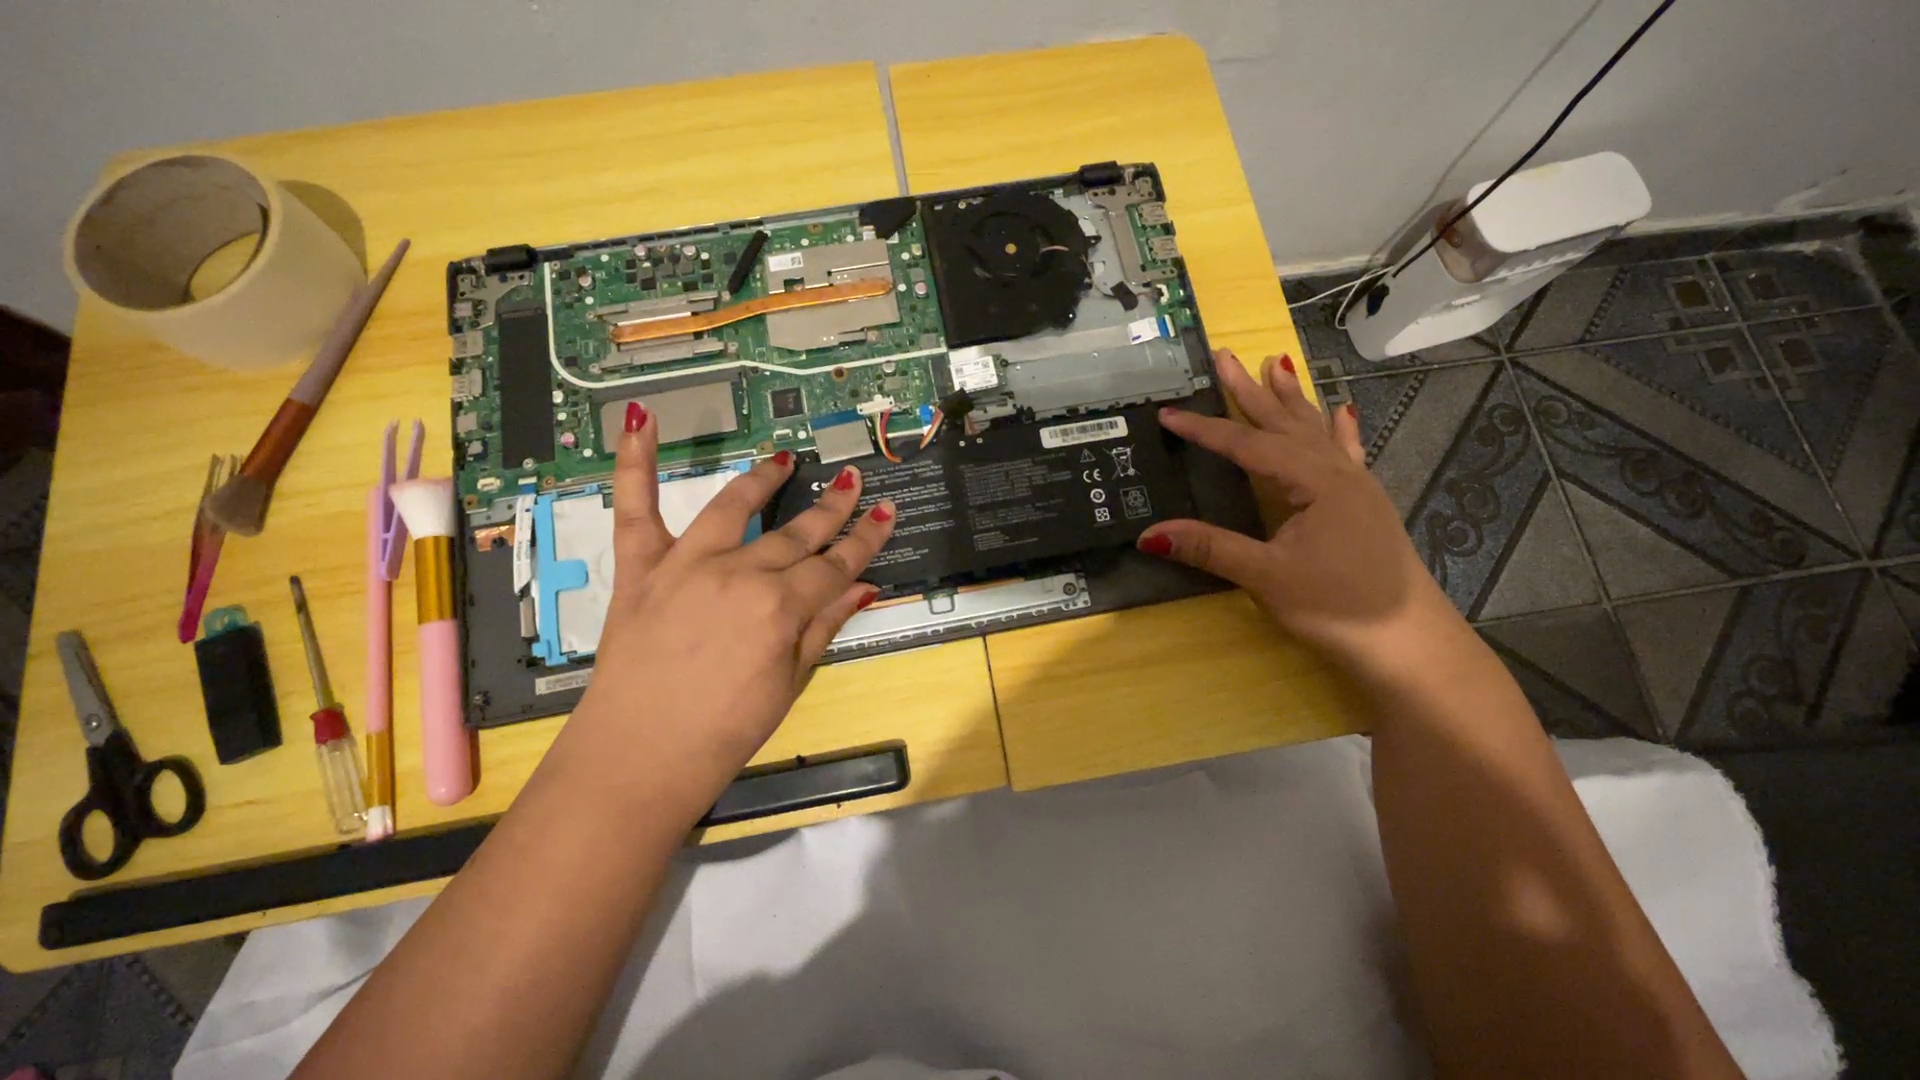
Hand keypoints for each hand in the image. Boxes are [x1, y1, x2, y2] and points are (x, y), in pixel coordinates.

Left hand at [571, 402, 895, 786]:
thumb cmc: (724, 731)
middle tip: (854, 480)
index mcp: (781, 607)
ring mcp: (686, 564)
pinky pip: (635, 507)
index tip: (888, 512)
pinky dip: (634, 462)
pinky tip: (642, 420)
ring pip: (732, 507)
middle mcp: (739, 573)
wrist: (640, 756)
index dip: (867, 539)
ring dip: (762, 479)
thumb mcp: (788, 682)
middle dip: (832, 508)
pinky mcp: (641, 567)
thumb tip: (865, 586)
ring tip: (785, 459)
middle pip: (796, 534)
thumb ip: (823, 626)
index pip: (836, 564)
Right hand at [1139, 350, 1458, 669]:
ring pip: (1315, 430)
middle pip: (1285, 423)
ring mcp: (1356, 486)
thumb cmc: (1338, 607)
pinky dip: (1337, 429)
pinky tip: (1342, 412)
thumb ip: (1210, 548)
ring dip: (1290, 399)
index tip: (1167, 413)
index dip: (1206, 430)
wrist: (1409, 643)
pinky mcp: (1365, 504)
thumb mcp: (1267, 577)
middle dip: (1252, 390)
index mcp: (1314, 482)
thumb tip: (1149, 533)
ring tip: (1275, 364)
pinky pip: (1344, 452)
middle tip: (1224, 355)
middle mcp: (1336, 473)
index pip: (1248, 446)